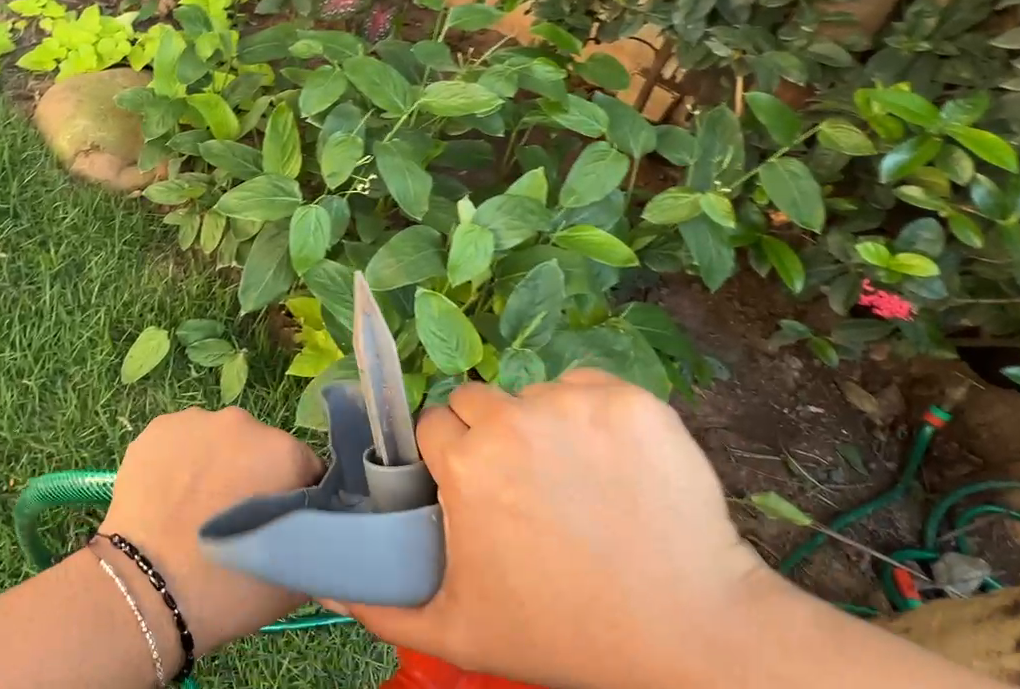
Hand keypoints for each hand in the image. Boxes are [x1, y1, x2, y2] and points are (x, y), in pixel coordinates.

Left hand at [99, 406, 322, 655]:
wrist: (146, 590)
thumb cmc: (227, 588)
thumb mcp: (293, 579)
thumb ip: (316, 544)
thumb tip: (318, 537)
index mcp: (282, 452)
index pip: (304, 468)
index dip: (296, 498)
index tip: (281, 526)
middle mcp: (241, 423)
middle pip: (259, 449)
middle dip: (254, 476)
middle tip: (239, 520)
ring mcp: (194, 421)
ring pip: (218, 442)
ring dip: (216, 465)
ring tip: (198, 510)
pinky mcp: (157, 428)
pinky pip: (182, 442)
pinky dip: (181, 462)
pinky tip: (171, 497)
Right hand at [343, 371, 783, 688]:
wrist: (694, 633)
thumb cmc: (567, 632)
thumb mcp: (460, 630)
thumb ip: (381, 607)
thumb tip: (324, 583)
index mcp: (464, 463)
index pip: (434, 428)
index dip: (449, 460)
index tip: (473, 494)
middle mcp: (511, 419)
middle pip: (476, 402)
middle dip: (486, 436)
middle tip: (522, 490)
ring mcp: (574, 404)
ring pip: (531, 394)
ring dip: (540, 426)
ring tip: (573, 483)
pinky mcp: (629, 399)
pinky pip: (585, 387)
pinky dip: (590, 415)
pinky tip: (610, 463)